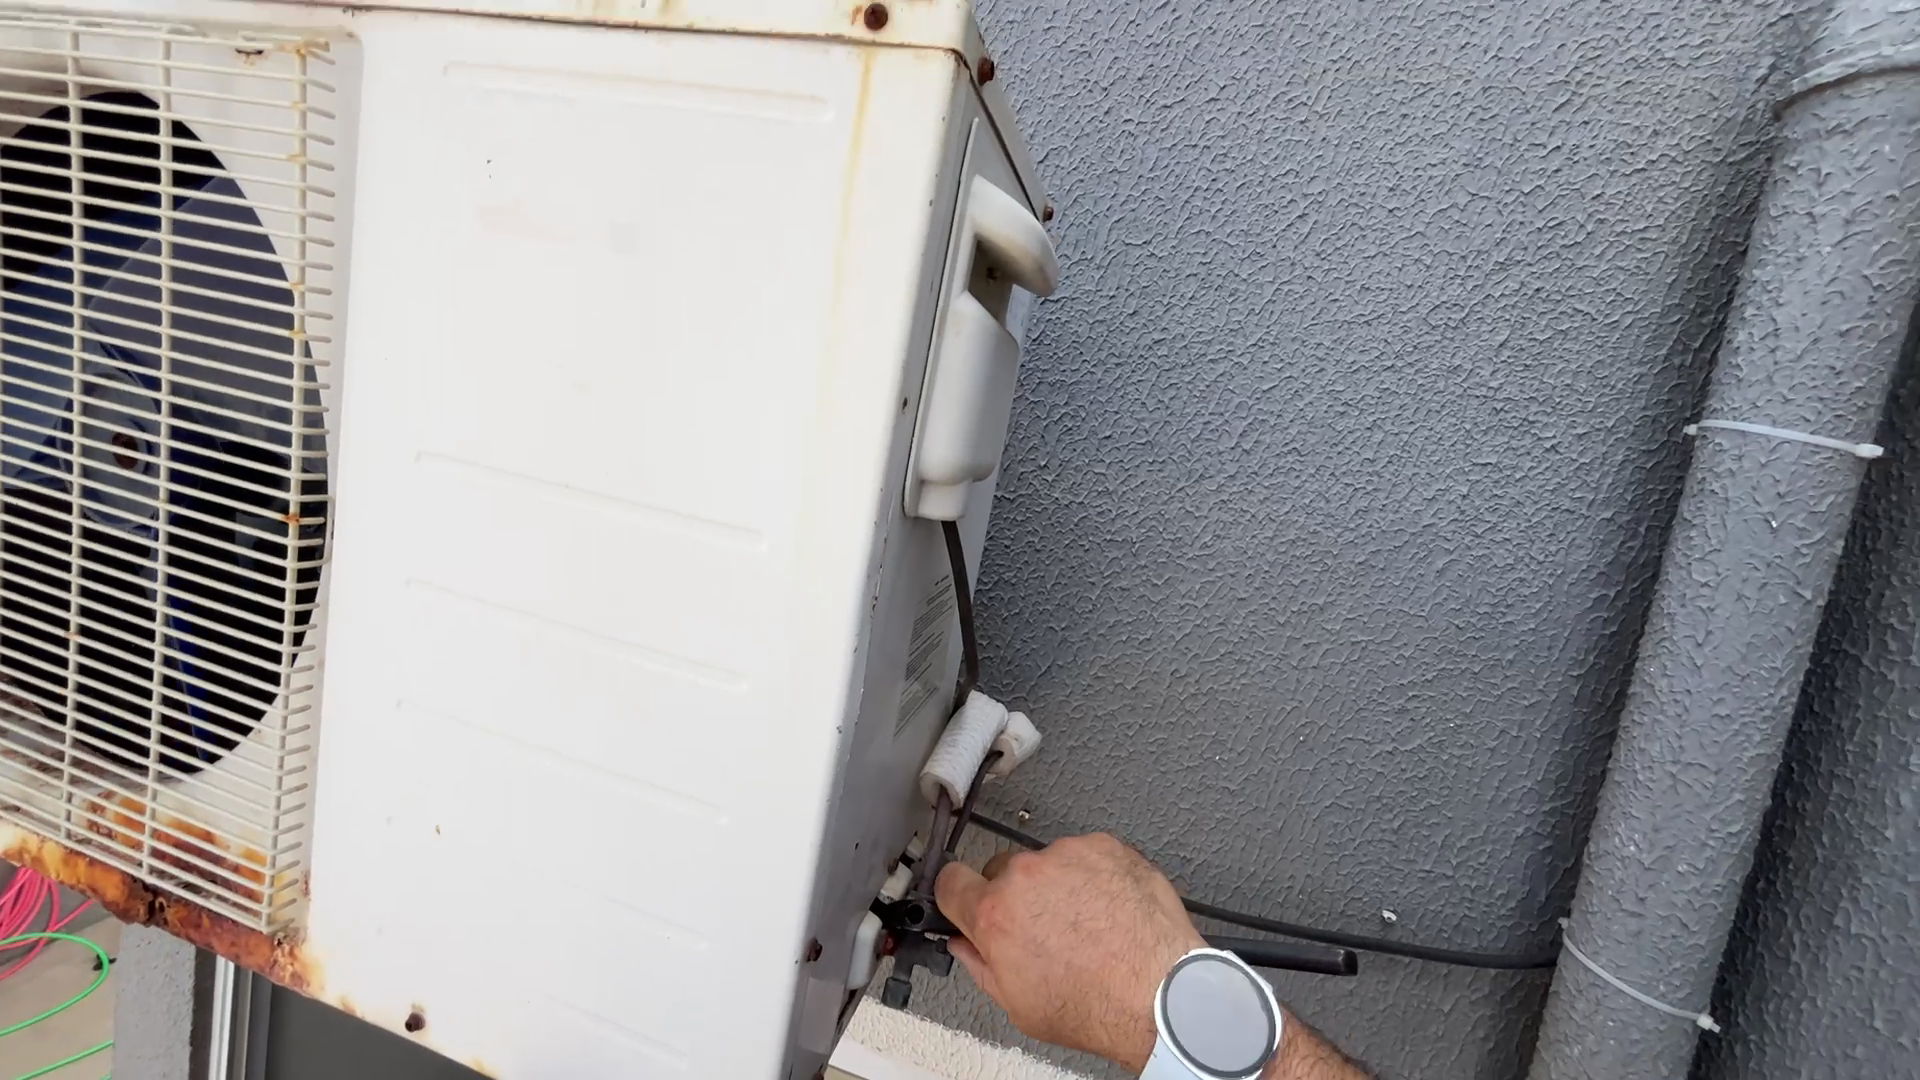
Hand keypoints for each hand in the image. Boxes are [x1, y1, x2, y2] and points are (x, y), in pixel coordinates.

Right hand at [934, 833, 1204, 1071]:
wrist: (1158, 992)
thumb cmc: (1096, 1004)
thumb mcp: (1019, 1005)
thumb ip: (980, 965)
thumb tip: (965, 944)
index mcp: (995, 913)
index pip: (950, 879)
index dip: (956, 892)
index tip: (964, 894)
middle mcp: (1025, 875)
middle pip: (1001, 870)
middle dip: (1013, 893)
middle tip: (1042, 925)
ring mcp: (1065, 854)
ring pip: (1045, 861)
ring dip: (1057, 882)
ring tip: (1086, 921)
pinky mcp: (1101, 844)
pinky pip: (1084, 853)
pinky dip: (1092, 873)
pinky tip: (1107, 906)